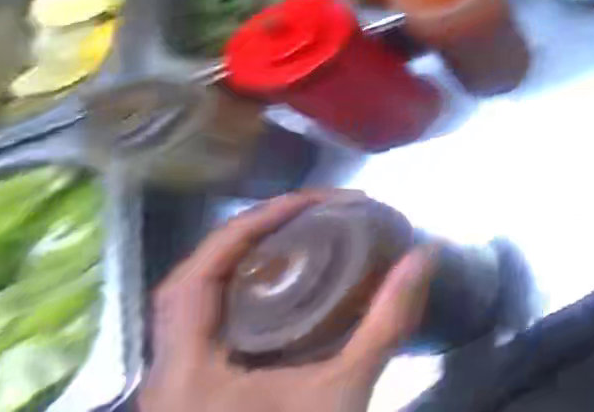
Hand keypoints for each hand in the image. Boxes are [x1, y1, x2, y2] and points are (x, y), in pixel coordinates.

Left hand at [140, 190, 435, 411]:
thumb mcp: (344, 392)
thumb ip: (386, 322)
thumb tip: (426, 252)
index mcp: (185, 372)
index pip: (193, 279)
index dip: (247, 228)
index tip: (312, 201)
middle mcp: (167, 376)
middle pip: (191, 284)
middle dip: (253, 235)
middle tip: (316, 210)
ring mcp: (177, 390)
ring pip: (196, 306)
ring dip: (247, 261)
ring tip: (307, 236)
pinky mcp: (196, 397)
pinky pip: (210, 326)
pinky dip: (246, 291)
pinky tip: (290, 288)